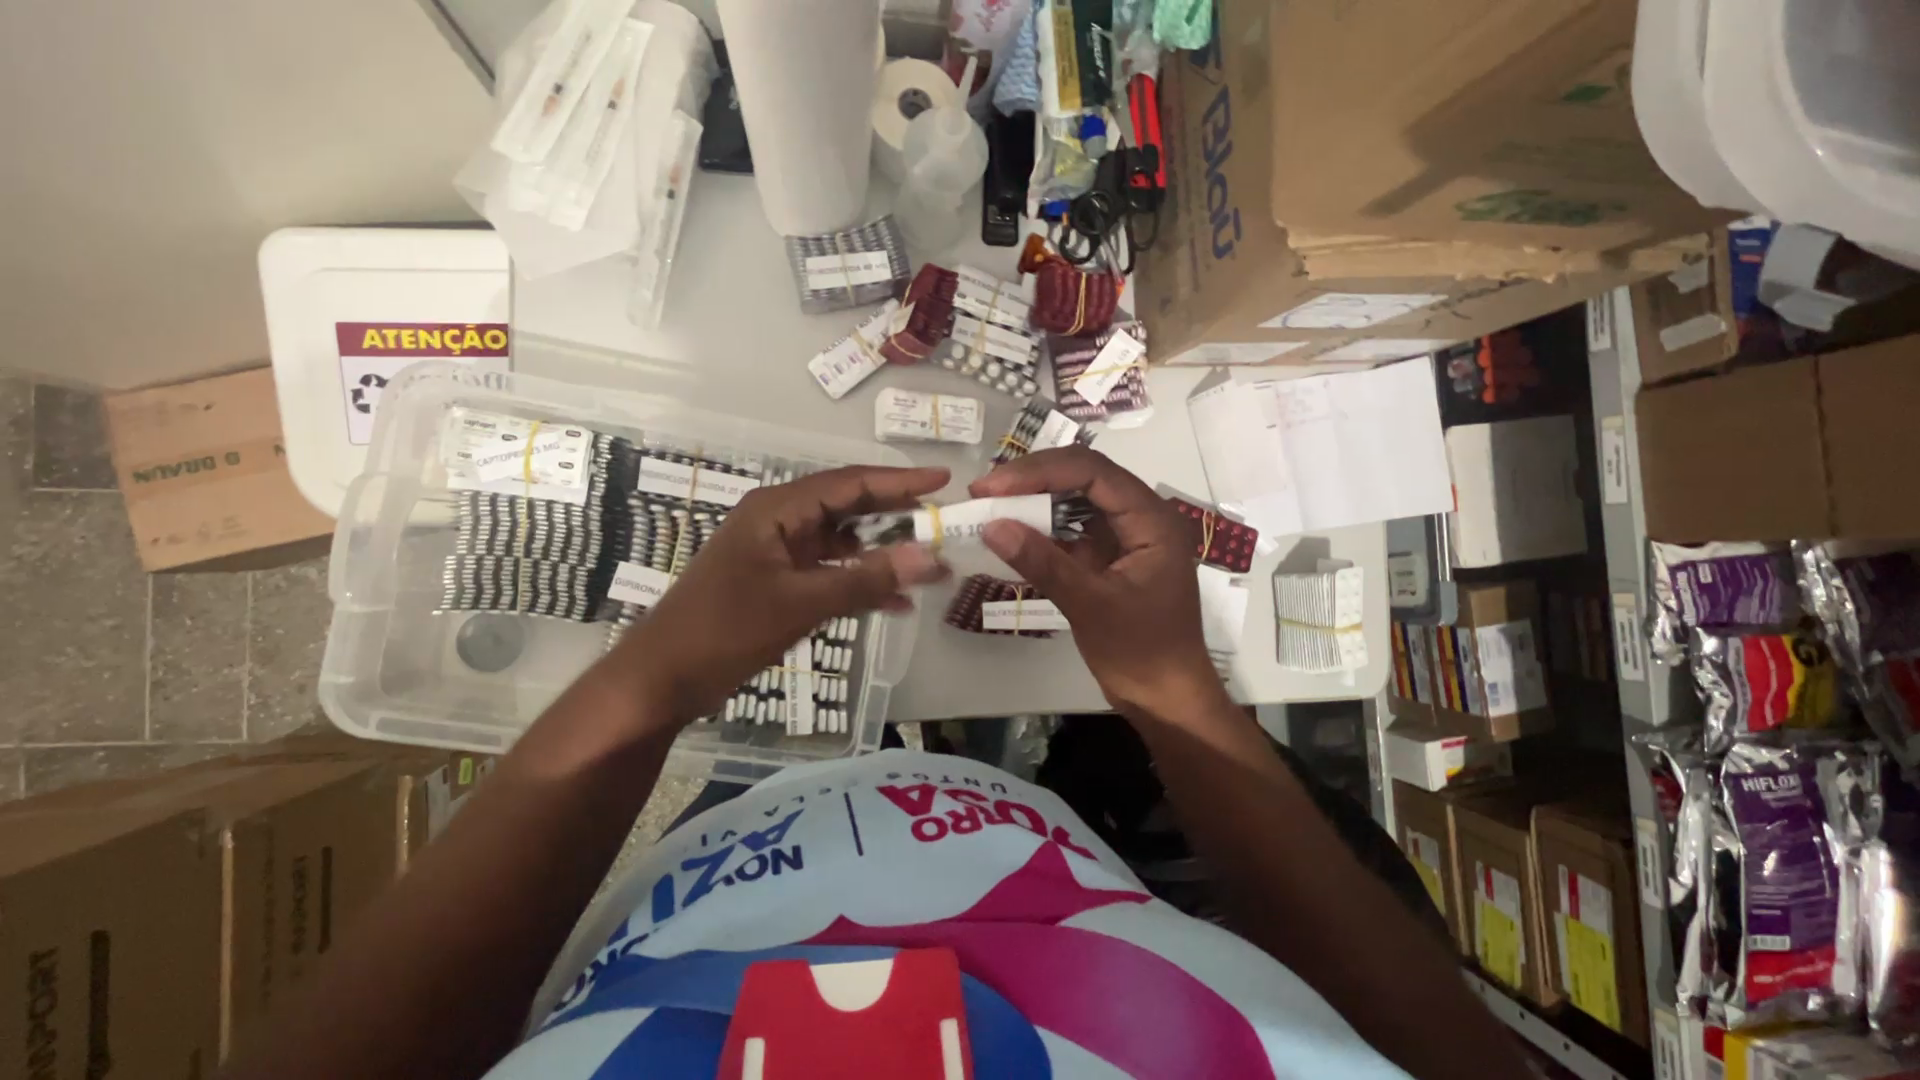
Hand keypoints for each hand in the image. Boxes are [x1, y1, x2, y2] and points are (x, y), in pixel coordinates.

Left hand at [621, 465, 950, 721]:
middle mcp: (778, 522)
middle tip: (944, 522)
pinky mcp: (776, 583)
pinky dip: (859, 582)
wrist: (663, 677)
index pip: (849, 483)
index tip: (943, 482)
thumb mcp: (802, 603)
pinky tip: (895, 602)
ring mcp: (776, 553)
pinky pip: (828, 573)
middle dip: (897, 516)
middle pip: (848, 507)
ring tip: (930, 564)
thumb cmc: (725, 630)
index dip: (898, 482)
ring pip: (841, 542)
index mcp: (777, 510)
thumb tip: (932, 558)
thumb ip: (866, 578)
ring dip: (881, 553)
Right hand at [969, 447, 1225, 716]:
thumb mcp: (1090, 605)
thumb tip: (992, 526)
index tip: (993, 487)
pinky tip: (1012, 534)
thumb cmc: (1141, 651)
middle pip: (1084, 478)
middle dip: (1033, 480)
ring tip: (991, 506)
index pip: (1092, 473)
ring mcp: (1126, 538)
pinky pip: (1073, 531)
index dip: (1040, 472)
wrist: (1167, 698)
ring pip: (1076, 501)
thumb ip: (1043, 562)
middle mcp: (1142, 518)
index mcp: (1152, 520)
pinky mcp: (1111, 558)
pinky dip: (1043, 530)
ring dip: (1035, 502)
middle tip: (984, 493)